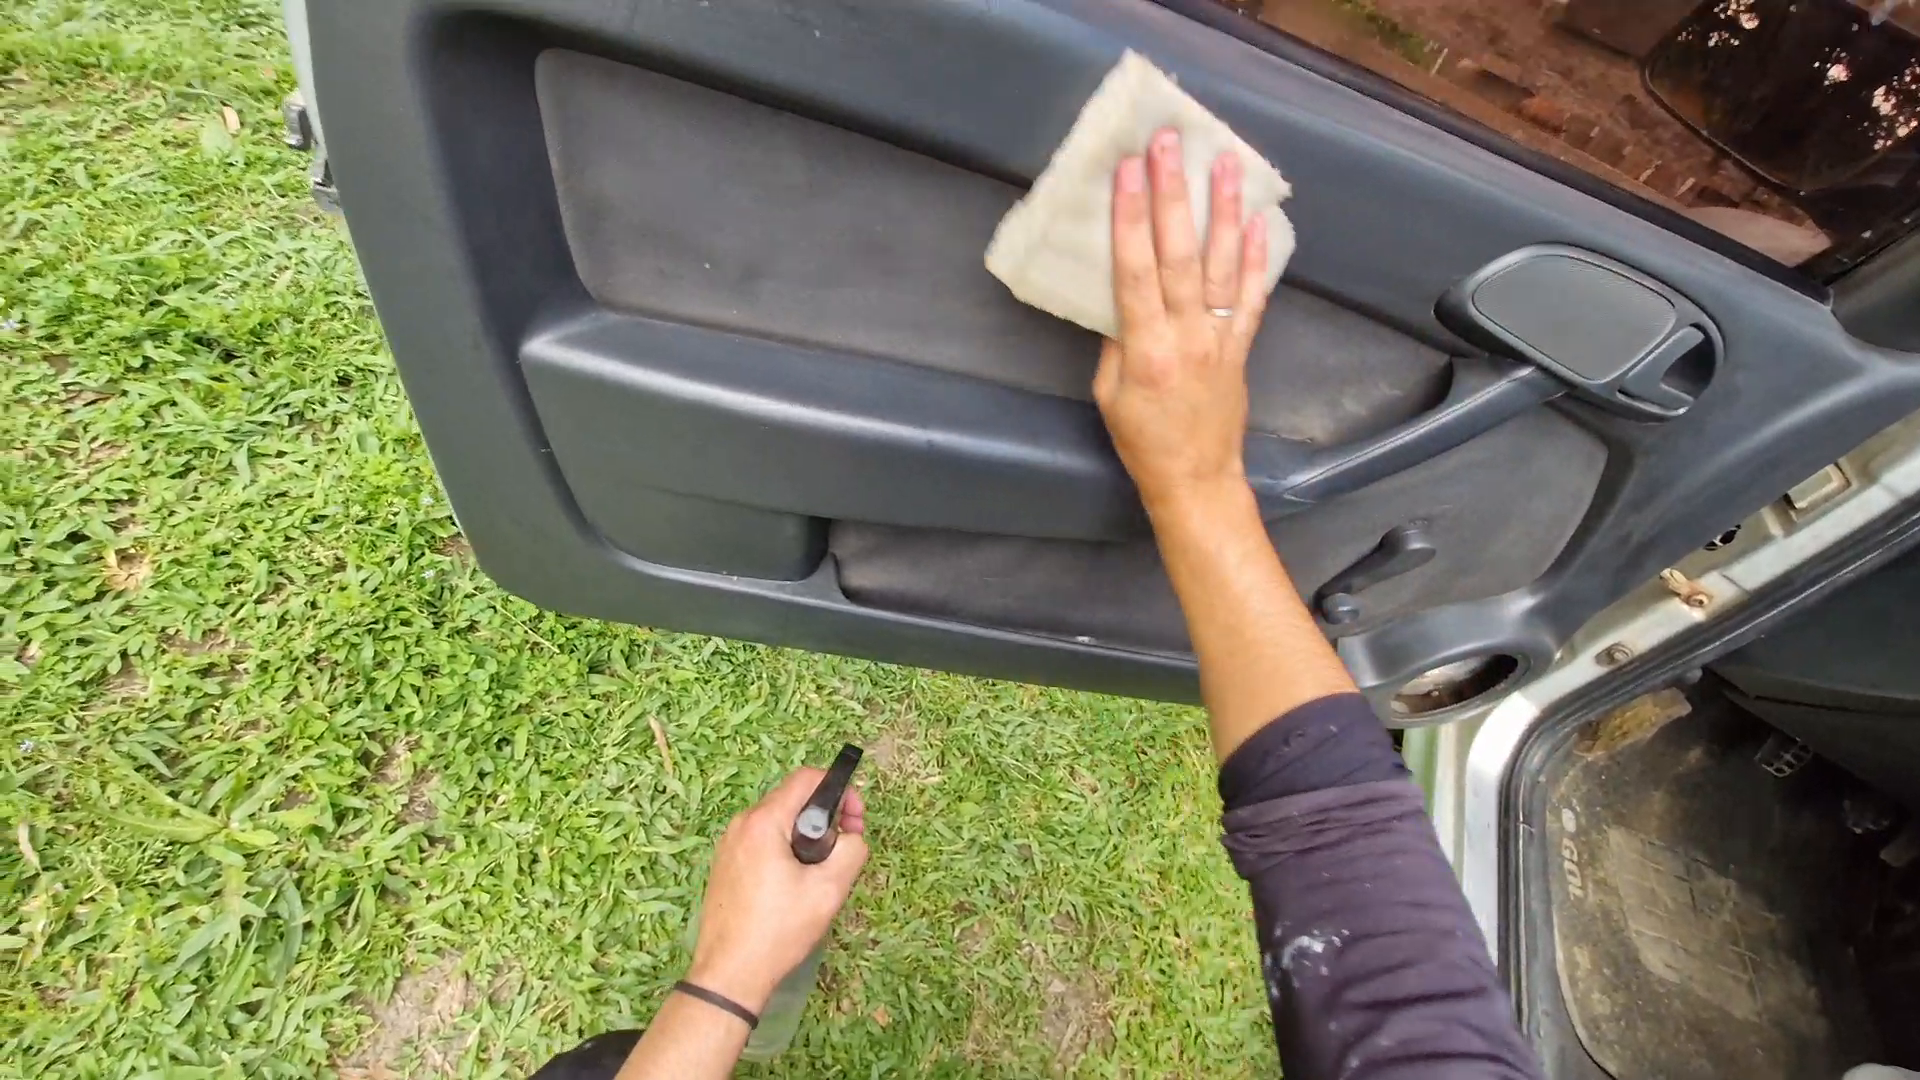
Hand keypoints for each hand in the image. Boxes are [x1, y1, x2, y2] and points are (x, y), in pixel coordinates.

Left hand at [685, 768, 868, 1011]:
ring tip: (822, 870)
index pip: (807, 778)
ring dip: (808, 834)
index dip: (839, 790)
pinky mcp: (725, 864)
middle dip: (827, 815)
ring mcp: (729, 844)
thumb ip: (852, 849)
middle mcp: (742, 824)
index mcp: (764, 821)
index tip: (855, 821)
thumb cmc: (779, 930)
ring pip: (780, 821)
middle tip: (846, 846)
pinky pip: (764, 840)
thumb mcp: (829, 889)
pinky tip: (796, 882)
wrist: (728, 978)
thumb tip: (852, 836)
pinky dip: (786, 848)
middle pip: (794, 799)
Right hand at [1094, 128, 1272, 517]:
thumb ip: (1115, 344)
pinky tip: (1260, 219)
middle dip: (1172, 195)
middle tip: (1169, 143)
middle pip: (1178, 256)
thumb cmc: (1142, 442)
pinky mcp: (1242, 347)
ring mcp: (1220, 339)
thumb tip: (1122, 299)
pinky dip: (1258, 257)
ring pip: (1222, 265)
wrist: (1195, 478)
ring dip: (1222, 210)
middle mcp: (1187, 336)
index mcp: (1145, 350)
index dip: (1130, 219)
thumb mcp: (1108, 396)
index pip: (1135, 272)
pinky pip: (1253, 296)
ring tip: (1224, 160)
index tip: (1127, 171)